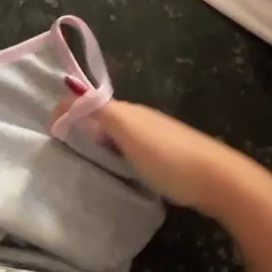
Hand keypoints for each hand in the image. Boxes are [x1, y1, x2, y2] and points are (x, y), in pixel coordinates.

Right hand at [55, 78, 266, 215]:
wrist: (219, 181)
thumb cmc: (167, 155)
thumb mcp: (126, 129)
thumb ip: (97, 110)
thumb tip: (68, 90)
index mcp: (128, 109)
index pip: (88, 100)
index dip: (67, 111)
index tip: (51, 134)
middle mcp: (141, 118)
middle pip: (102, 116)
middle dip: (81, 125)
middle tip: (65, 147)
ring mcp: (156, 138)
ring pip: (117, 134)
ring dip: (99, 142)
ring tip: (87, 161)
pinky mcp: (167, 158)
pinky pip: (130, 150)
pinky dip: (116, 155)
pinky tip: (118, 171)